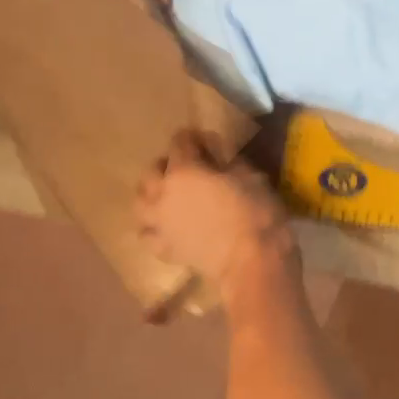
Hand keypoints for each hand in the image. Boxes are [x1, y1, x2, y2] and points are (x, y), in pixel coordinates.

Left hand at [136, 130, 292, 299]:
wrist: (253, 262)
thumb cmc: (258, 214)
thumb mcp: (254, 178)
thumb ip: (231, 163)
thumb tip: (218, 155)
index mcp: (185, 171)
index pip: (181, 144)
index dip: (192, 137)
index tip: (204, 138)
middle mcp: (162, 193)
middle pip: (152, 171)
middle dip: (167, 164)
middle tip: (185, 166)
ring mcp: (159, 223)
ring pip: (140, 202)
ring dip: (151, 194)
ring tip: (166, 195)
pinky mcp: (164, 247)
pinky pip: (148, 234)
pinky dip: (155, 227)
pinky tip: (166, 227)